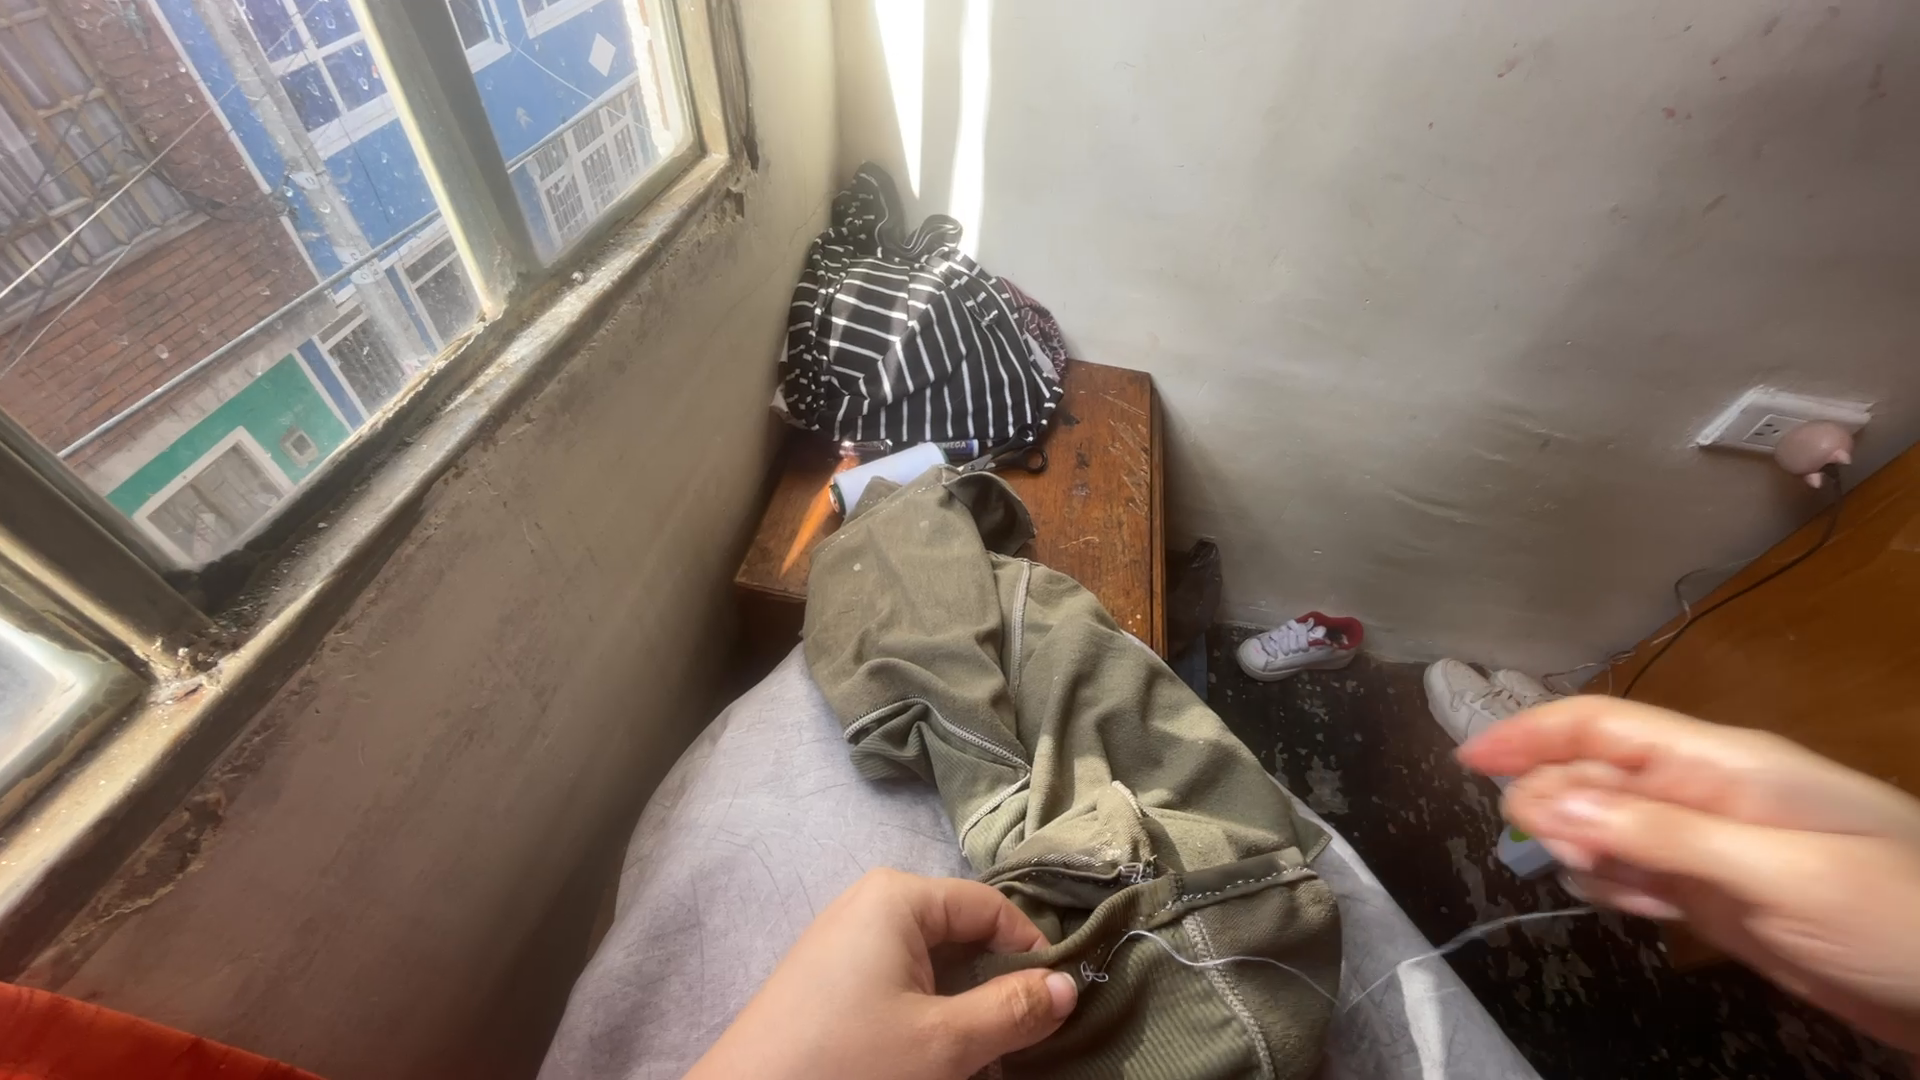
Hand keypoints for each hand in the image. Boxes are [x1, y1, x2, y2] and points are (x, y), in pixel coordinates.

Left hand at [685, 869, 1076, 1079]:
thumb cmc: (850, 1063)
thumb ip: (1012, 1010)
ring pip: (930, 960)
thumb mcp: (942, 1044)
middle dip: (993, 982)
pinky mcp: (830, 973)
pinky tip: (933, 1054)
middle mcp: (872, 900)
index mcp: (899, 896)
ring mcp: (846, 935)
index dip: (1029, 946)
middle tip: (1021, 1034)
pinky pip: (897, 978)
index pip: (987, 905)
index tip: (1061, 995)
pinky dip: (926, 1011)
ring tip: (980, 1054)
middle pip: (958, 931)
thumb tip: (1069, 984)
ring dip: (962, 1005)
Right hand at [1458, 696, 1919, 1052]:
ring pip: (1593, 823)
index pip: (1597, 724)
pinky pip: (1622, 868)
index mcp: (1716, 762)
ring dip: (1580, 851)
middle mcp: (1694, 790)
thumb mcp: (1781, 872)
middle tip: (1556, 851)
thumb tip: (1542, 802)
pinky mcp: (1702, 885)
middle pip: (1584, 775)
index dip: (1526, 732)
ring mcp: (1696, 838)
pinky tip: (1637, 908)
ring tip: (1607, 885)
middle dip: (1554, 805)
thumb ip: (1657, 832)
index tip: (1467, 760)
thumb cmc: (1903, 917)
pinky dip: (1610, 884)